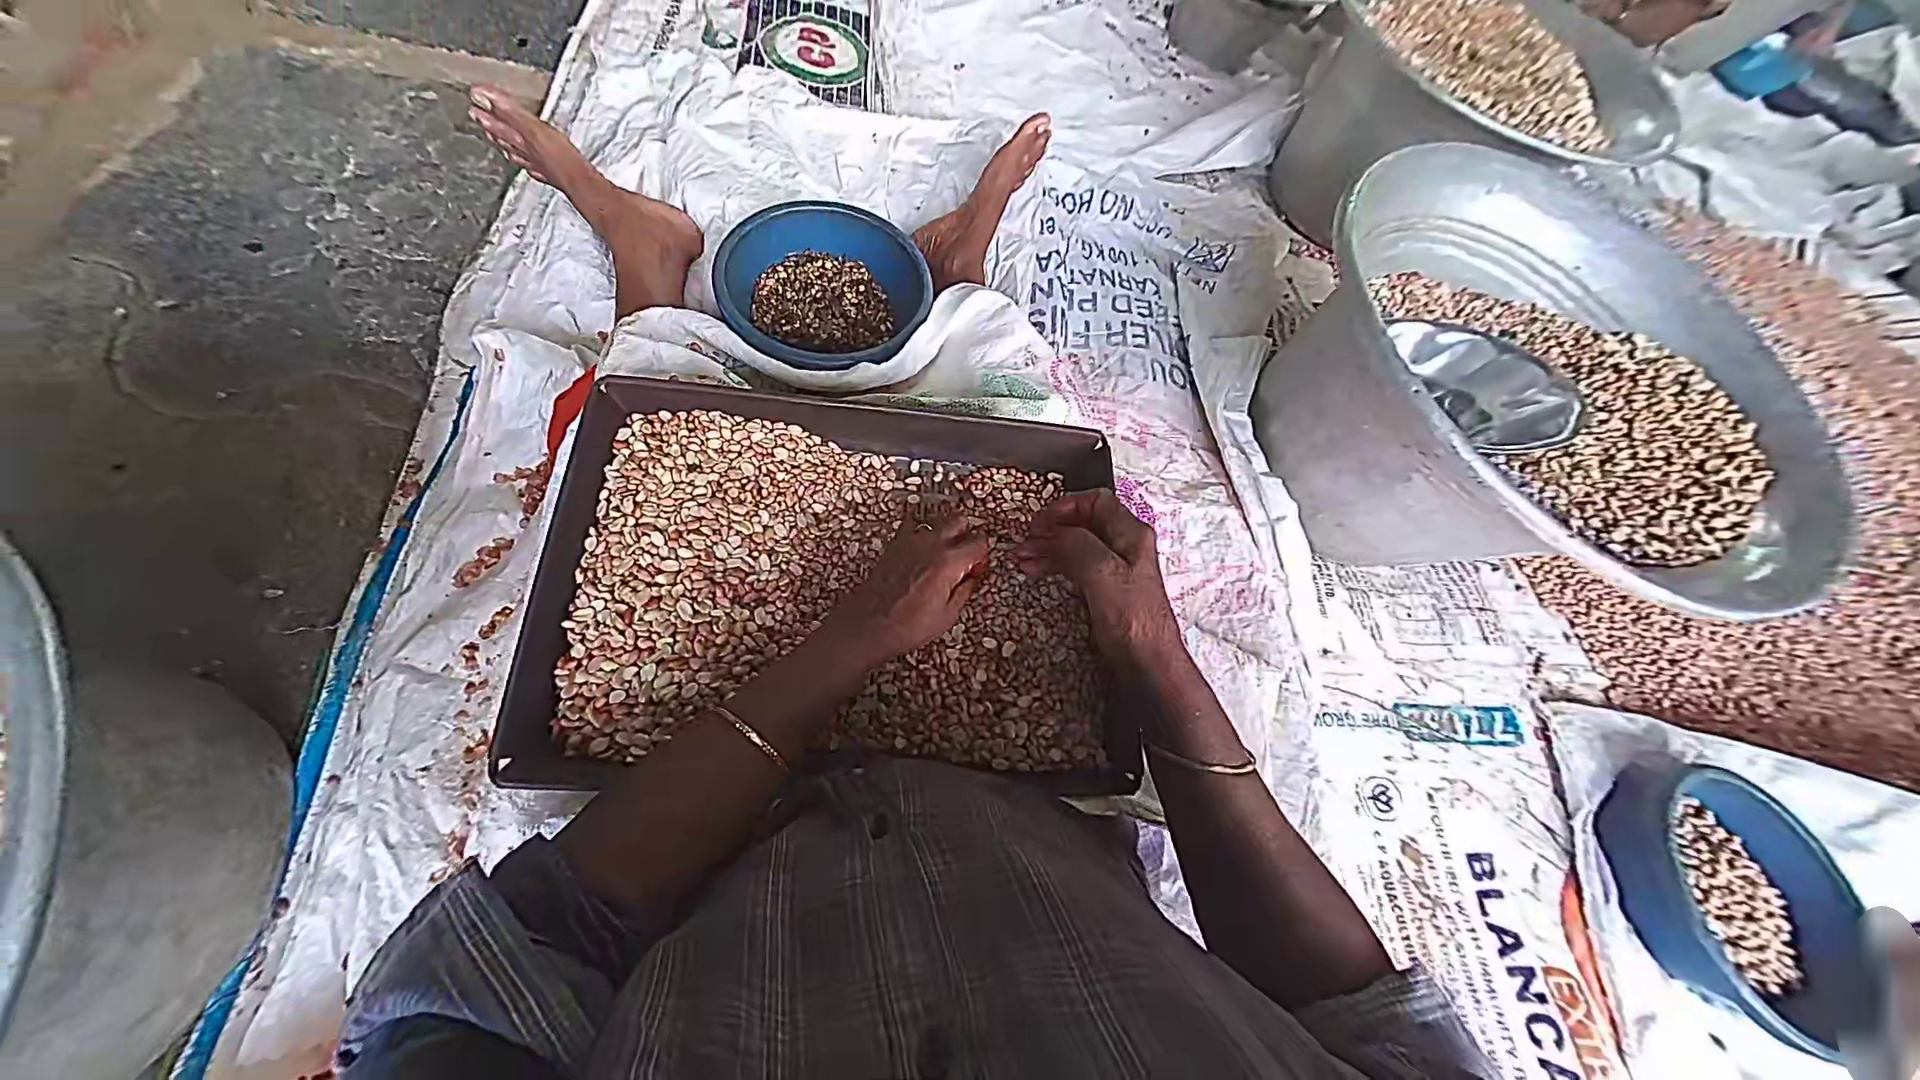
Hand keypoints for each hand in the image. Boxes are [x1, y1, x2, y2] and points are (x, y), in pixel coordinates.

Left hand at [819, 514, 989, 666]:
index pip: (980, 543)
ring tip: (944, 556)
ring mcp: (910, 540)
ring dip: (946, 533)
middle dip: (967, 536)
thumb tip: (972, 579)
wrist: (868, 625)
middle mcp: (931, 544)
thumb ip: (964, 590)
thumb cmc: (905, 625)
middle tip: (965, 558)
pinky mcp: (894, 544)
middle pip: (960, 521)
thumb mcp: (947, 615)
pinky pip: (914, 526)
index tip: (978, 570)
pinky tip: (922, 553)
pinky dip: (923, 533)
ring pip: (937, 520)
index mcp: (949, 562)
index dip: (983, 556)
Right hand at [1013, 489, 1182, 667]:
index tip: (1041, 521)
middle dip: (1050, 529)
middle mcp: (1123, 546)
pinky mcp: (1104, 589)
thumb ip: (1078, 545)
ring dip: (1046, 548)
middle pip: (1082, 523)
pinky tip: (1034, 571)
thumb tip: (1053, 532)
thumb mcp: (1102, 573)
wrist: (1146, 663)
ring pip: (1074, 545)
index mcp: (1130, 535)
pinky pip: (1074, 566)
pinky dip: (1053, 564)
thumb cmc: (1131, 620)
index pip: (1097, 501)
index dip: (1066, 506)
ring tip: (1021, 558)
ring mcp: (1113, 568)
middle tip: (1025, 540)